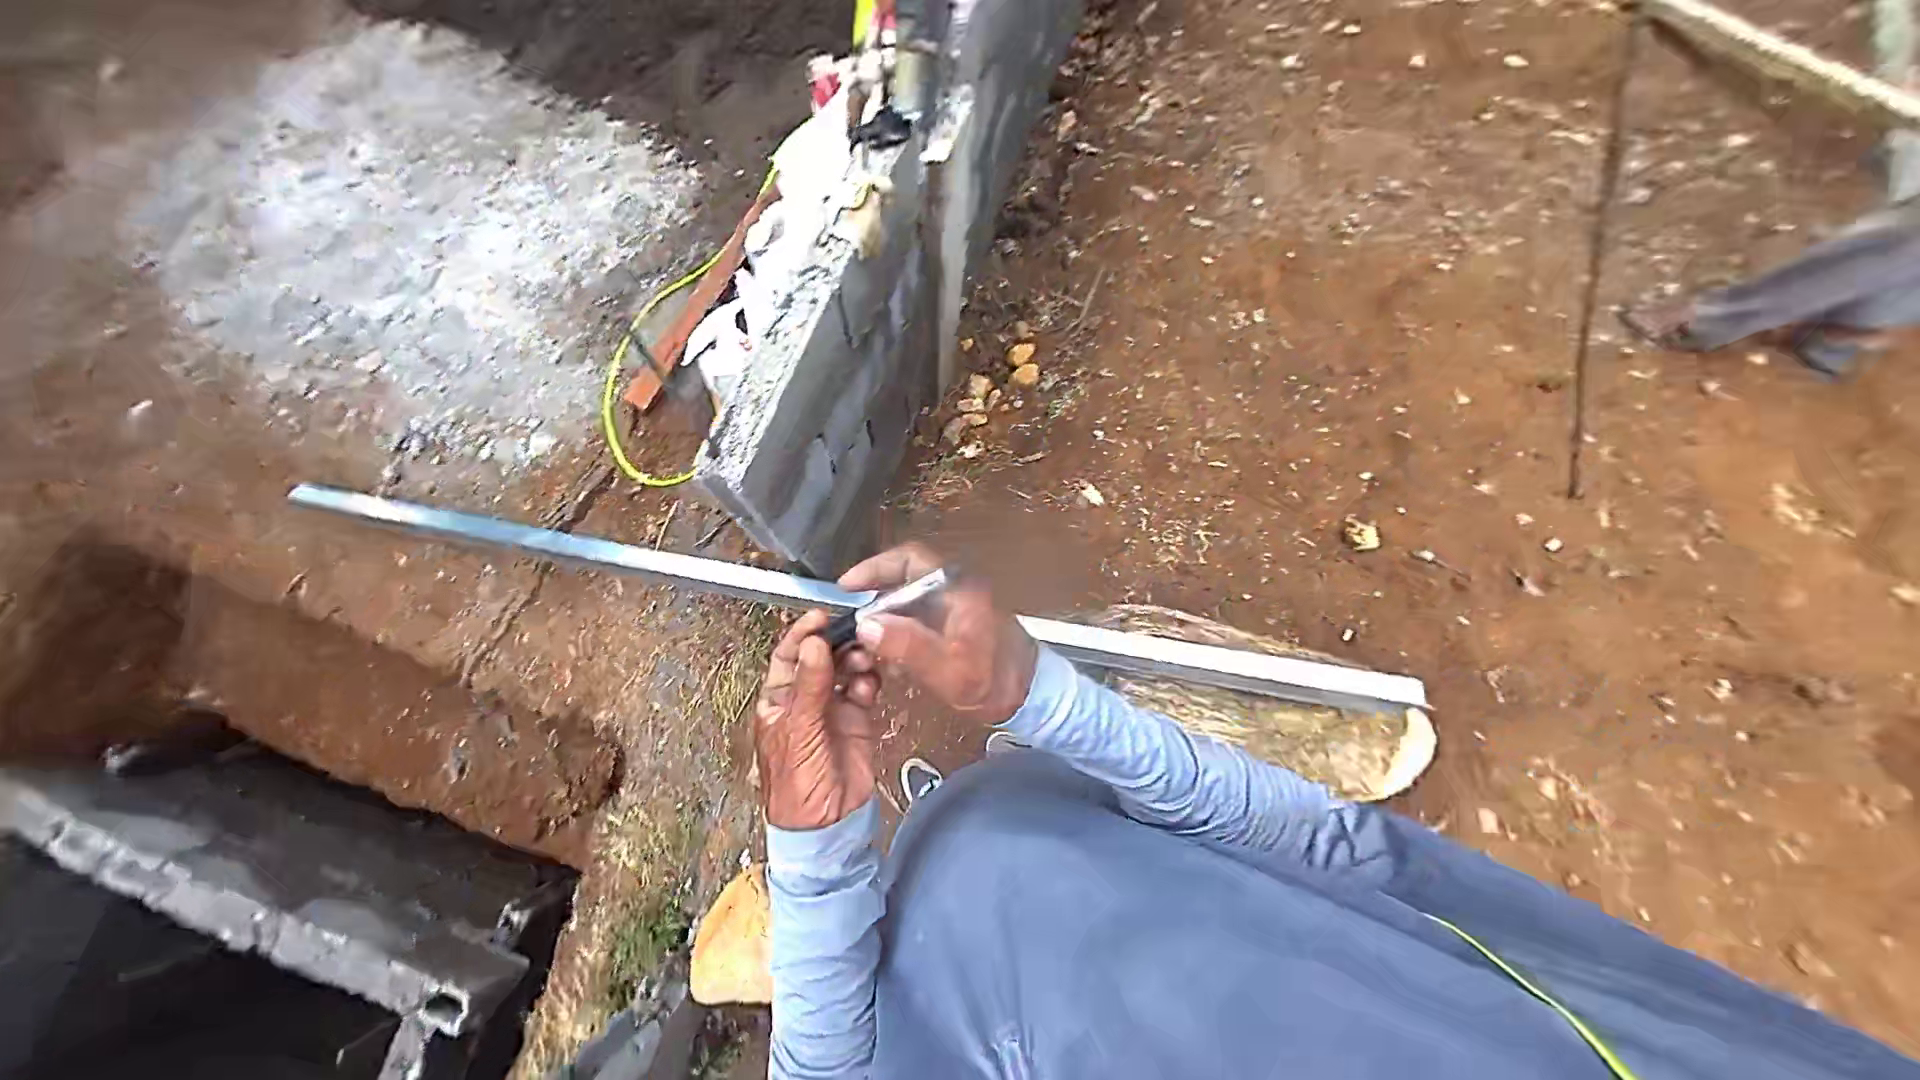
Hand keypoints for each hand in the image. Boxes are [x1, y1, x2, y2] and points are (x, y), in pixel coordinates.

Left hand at [754, 611, 881, 830]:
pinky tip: (869, 684)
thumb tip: (815, 642)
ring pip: (845, 669)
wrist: (827, 823)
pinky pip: (864, 688)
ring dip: (855, 660)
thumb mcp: (799, 730)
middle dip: (836, 644)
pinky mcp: (858, 717)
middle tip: (855, 634)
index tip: (821, 616)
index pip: (789, 656)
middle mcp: (806, 698)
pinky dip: (869, 681)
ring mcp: (833, 707)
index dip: (803, 634)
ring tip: (863, 662)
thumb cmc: (796, 781)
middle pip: (822, 658)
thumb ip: (809, 686)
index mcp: (779, 699)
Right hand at [837, 543, 1038, 727]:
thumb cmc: (995, 680)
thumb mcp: (948, 667)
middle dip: (875, 597)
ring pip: (910, 599)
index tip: (847, 584)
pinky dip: (901, 631)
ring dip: (886, 617)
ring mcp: (957, 605)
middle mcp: (956, 588)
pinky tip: (891, 656)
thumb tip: (867, 625)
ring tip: (867, 640)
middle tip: (852, 617)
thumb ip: (907, 644)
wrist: (1030, 697)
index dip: (875, 566)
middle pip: (905, 578)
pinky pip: (920, 617)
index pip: (909, 558)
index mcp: (957, 586)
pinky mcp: (957, 623)